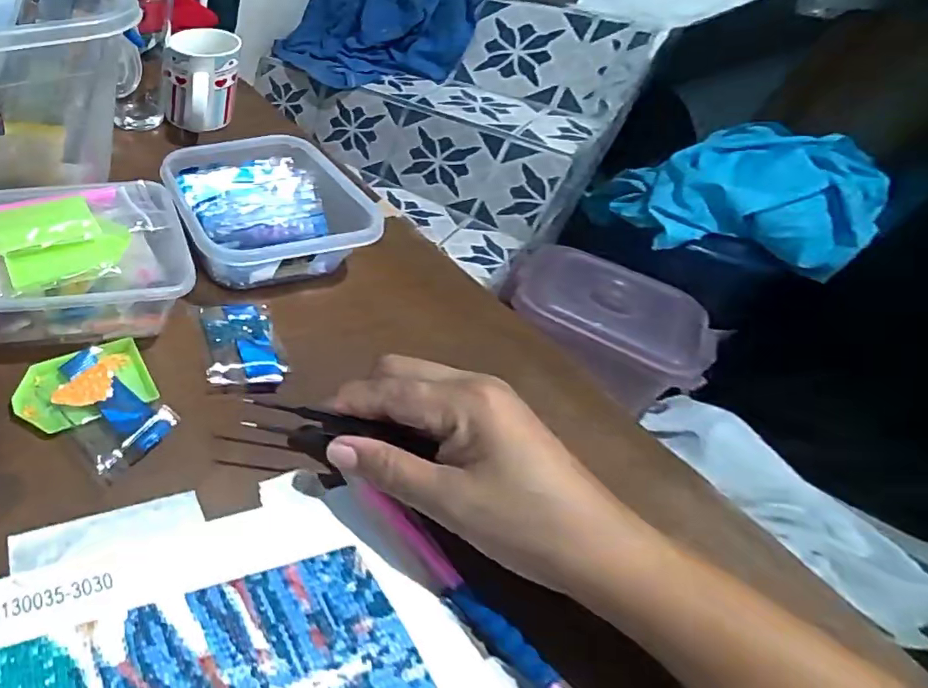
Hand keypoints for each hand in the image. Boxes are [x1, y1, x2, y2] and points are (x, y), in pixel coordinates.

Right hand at [325, 355, 663, 595]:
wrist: (613, 557)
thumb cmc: (528, 528)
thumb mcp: (449, 502)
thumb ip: (388, 468)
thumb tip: (333, 448)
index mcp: (463, 397)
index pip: (385, 388)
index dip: (345, 405)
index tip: (314, 428)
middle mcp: (473, 382)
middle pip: (397, 370)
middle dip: (364, 397)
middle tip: (347, 439)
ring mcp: (488, 394)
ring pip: (415, 379)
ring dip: (387, 403)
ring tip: (373, 444)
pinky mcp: (497, 412)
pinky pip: (436, 396)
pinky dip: (411, 412)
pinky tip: (410, 444)